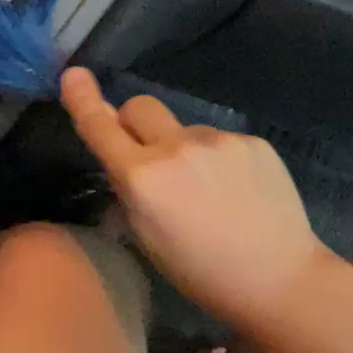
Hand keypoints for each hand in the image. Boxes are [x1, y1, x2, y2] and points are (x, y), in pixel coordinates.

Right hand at [61, 68, 335, 332]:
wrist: (279, 278)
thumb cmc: (198, 270)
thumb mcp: (145, 235)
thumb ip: (128, 188)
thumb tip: (119, 159)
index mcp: (142, 178)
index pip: (101, 127)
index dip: (83, 98)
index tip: (74, 74)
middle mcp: (176, 148)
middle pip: (139, 107)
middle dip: (132, 123)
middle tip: (145, 154)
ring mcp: (219, 141)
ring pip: (182, 129)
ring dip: (181, 148)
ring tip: (205, 190)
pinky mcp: (253, 142)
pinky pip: (218, 140)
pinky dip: (216, 159)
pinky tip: (234, 190)